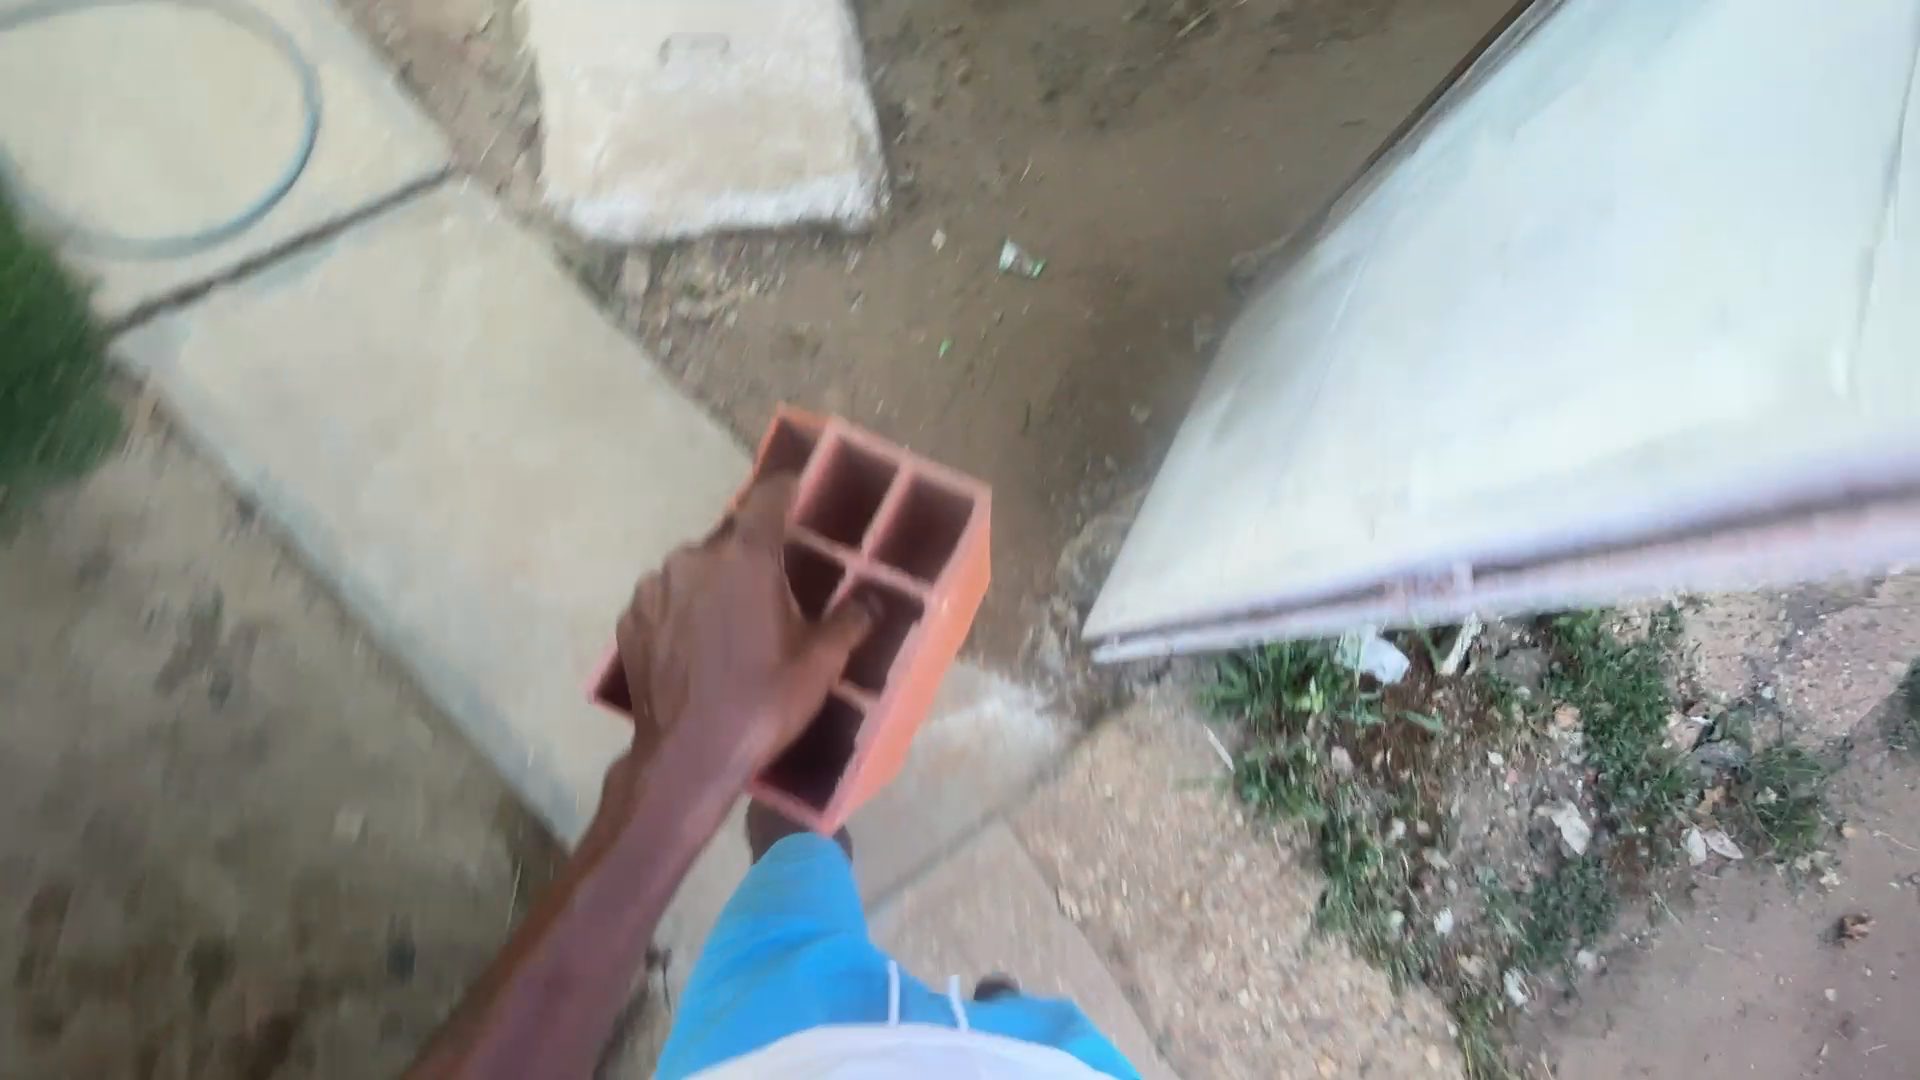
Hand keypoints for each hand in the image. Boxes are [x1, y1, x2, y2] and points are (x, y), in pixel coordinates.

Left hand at [589, 475, 872, 841]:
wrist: (688, 756)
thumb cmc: (764, 701)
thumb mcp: (821, 663)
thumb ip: (850, 621)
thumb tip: (874, 602)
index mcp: (746, 558)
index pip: (767, 498)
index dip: (785, 488)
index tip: (796, 488)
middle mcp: (694, 558)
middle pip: (731, 537)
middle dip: (752, 553)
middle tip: (772, 588)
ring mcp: (655, 587)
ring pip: (695, 567)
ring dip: (715, 581)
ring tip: (732, 624)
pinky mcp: (630, 617)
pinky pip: (666, 596)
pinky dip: (684, 607)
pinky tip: (697, 644)